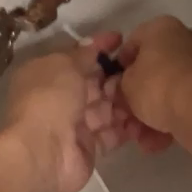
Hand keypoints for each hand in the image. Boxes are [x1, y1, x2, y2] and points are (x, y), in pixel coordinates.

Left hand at [1, 31, 131, 191]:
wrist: (43, 152)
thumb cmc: (51, 97)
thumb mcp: (65, 63)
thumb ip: (83, 53)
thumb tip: (91, 43)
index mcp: (48, 73)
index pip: (77, 55)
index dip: (98, 46)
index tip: (121, 38)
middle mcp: (59, 97)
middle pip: (94, 83)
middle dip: (116, 75)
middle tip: (142, 67)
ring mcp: (74, 124)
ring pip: (105, 107)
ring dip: (124, 99)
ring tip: (147, 90)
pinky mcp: (88, 147)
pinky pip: (111, 132)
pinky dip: (127, 125)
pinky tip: (146, 116)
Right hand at [114, 16, 191, 150]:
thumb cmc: (160, 86)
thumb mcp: (126, 85)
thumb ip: (120, 84)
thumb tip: (122, 88)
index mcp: (163, 28)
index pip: (133, 42)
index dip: (119, 66)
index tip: (112, 89)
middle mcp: (186, 40)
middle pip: (152, 70)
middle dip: (136, 98)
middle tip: (124, 120)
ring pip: (168, 91)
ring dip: (151, 115)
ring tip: (140, 139)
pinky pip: (185, 104)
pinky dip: (171, 122)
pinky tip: (157, 144)